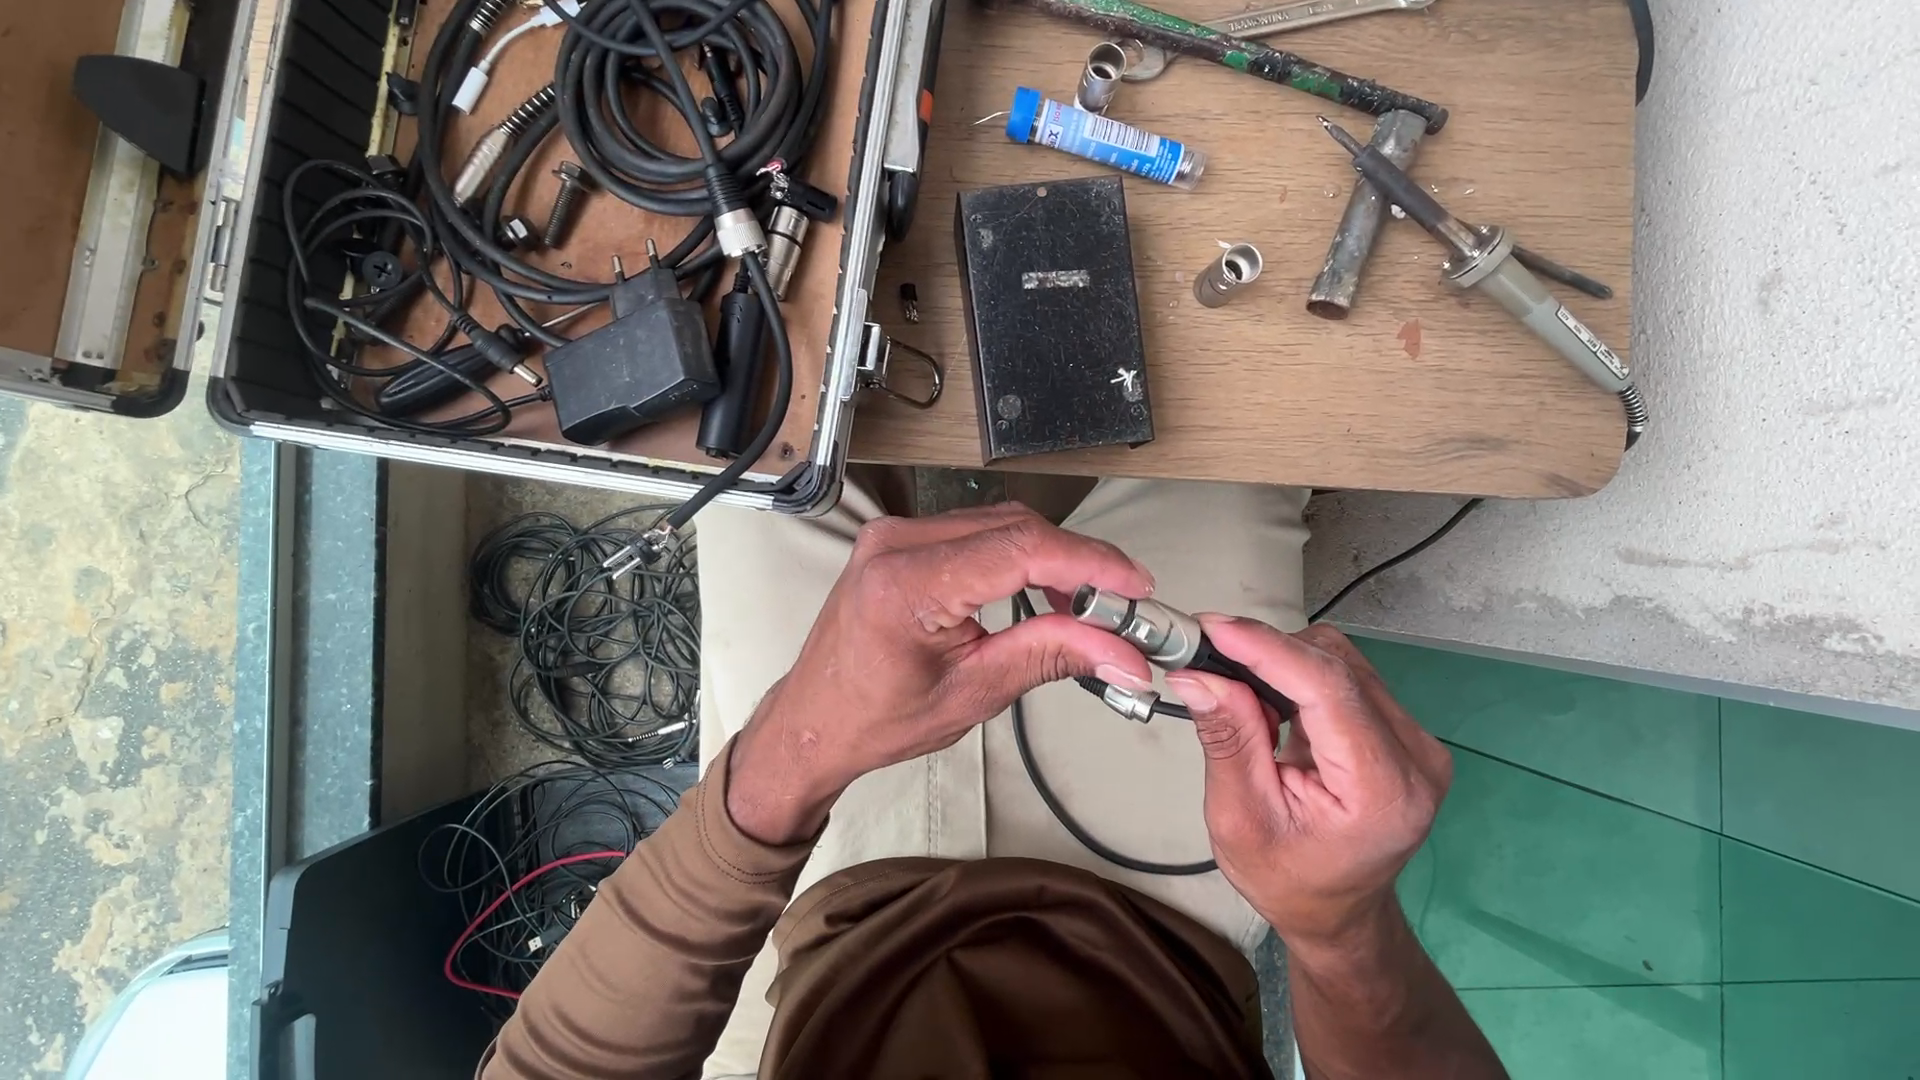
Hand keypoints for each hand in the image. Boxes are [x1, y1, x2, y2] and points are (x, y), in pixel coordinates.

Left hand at [727, 504, 1156, 844]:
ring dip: (1053, 557)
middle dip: (1080, 562)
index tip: (1135, 586)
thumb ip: (1049, 656)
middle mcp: (896, 543)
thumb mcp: (973, 693)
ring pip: (1001, 522)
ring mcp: (895, 534)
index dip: (1089, 562)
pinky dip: (1020, 554)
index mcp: (906, 584)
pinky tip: (1042, 588)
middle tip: (1122, 606)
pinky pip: (977, 530)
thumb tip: (1121, 651)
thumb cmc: (876, 718)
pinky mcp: (901, 539)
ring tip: (1090, 604)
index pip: (1020, 548)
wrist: (816, 718)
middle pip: (1016, 527)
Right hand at [1164, 621, 1451, 959]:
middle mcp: (1414, 755)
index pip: (1328, 689)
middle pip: (1336, 664)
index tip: (1212, 627)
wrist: (1337, 913)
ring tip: (1241, 699)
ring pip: (1339, 659)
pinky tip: (1270, 705)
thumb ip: (1227, 740)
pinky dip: (1296, 674)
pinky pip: (1343, 674)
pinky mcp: (1400, 730)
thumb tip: (1198, 674)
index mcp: (1382, 789)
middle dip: (1266, 653)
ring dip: (1280, 662)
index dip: (1268, 648)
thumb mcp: (1239, 818)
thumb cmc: (1286, 880)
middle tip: (1208, 663)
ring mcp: (1414, 740)